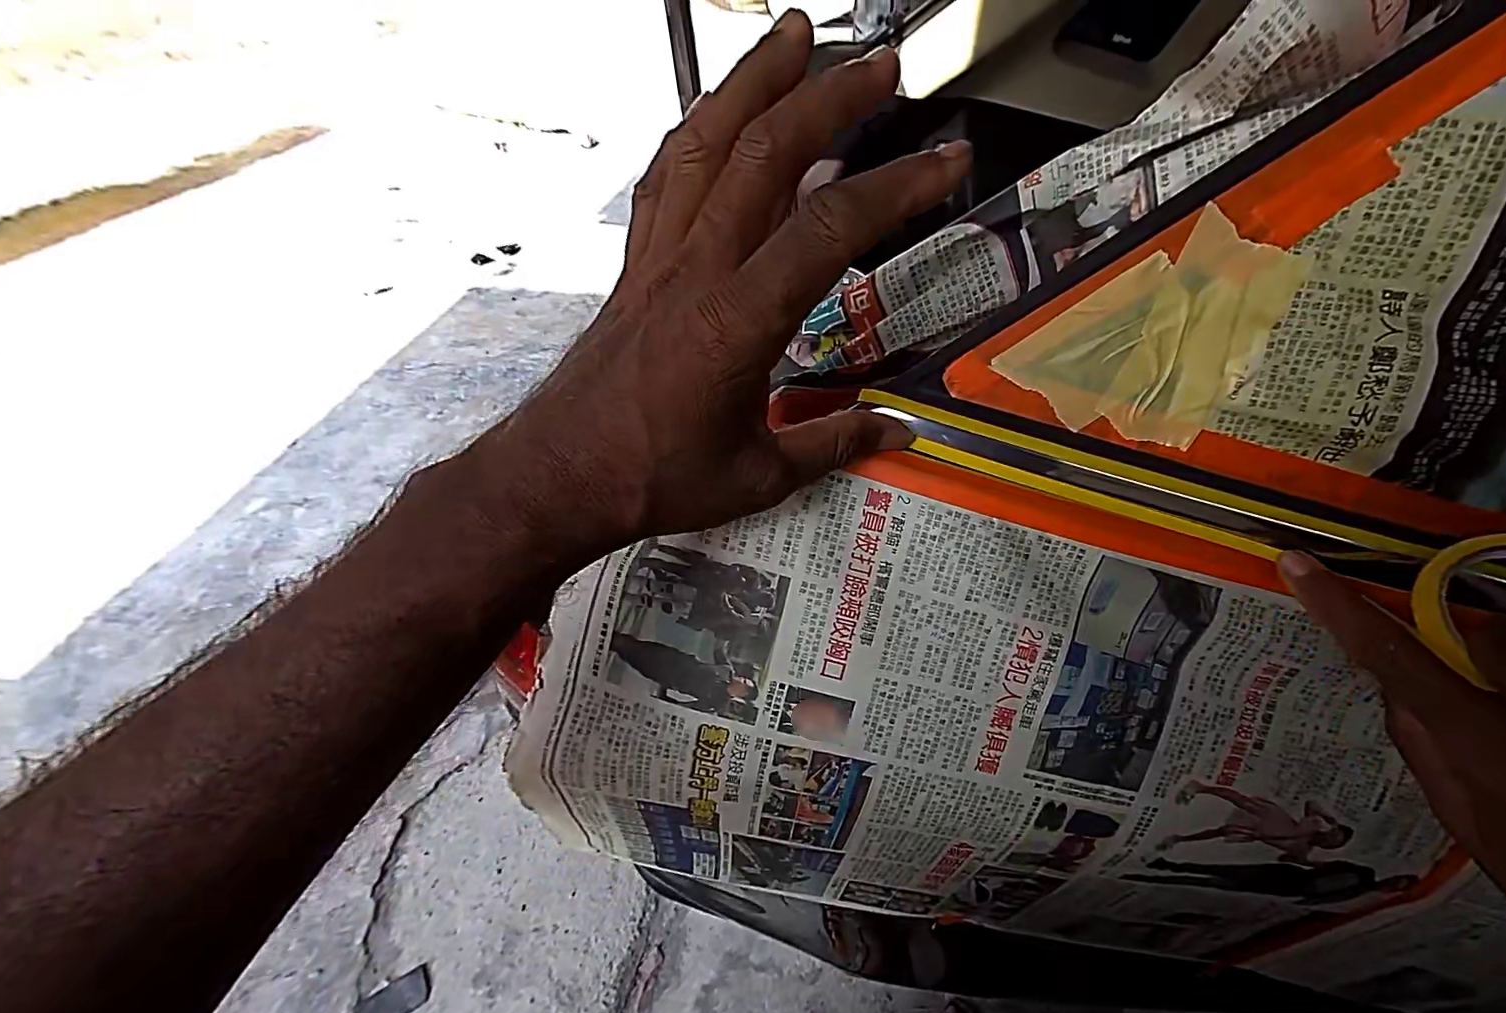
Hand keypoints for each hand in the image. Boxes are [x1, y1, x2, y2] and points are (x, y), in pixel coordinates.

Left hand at [486, 11, 968, 562]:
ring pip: (707, 143)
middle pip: (767, 152)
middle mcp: (695, 273)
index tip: (942, 164)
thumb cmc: (647, 475)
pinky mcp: (635, 270)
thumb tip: (889, 431)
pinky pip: (665, 178)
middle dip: (830, 94)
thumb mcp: (759, 475)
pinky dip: (696, 134)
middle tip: (878, 67)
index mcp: (737, 322)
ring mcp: (658, 263)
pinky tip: (715, 118)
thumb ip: (832, 443)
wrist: (562, 475)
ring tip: (793, 40)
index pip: (831, 227)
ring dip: (754, 82)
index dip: (898, 187)